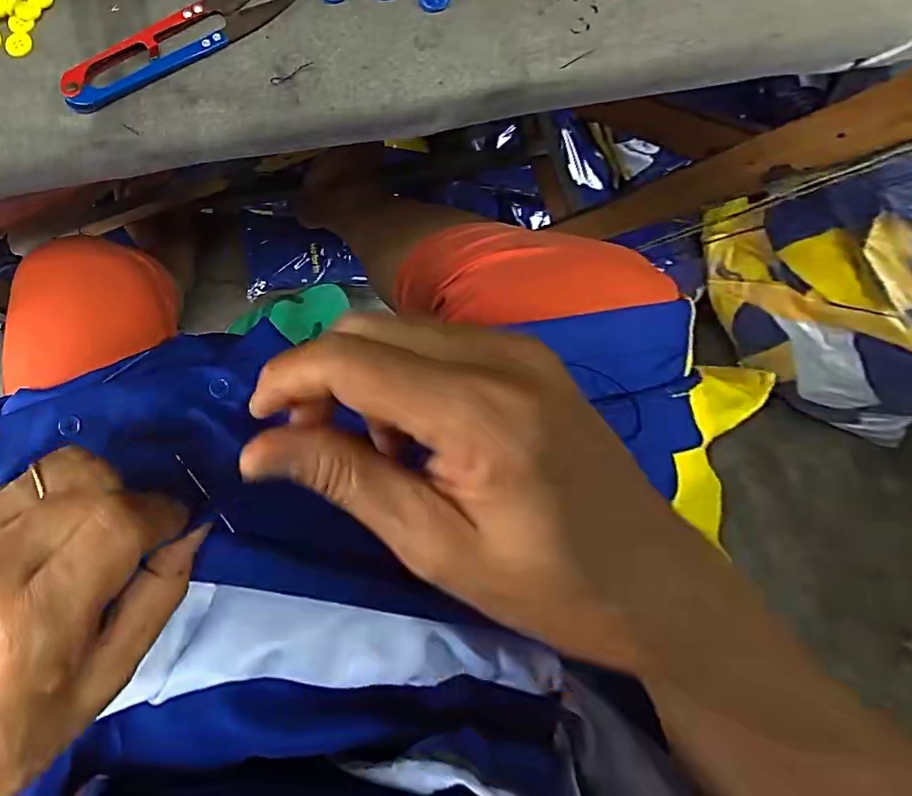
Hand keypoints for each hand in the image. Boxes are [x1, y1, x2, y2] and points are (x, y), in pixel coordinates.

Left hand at [0, 449, 208, 795]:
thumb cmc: (41, 709)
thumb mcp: (119, 666)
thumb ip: (163, 587)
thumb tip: (194, 524)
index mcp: (39, 613)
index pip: (117, 524)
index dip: (161, 514)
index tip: (176, 525)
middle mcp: (0, 560)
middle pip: (96, 485)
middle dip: (134, 500)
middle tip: (139, 533)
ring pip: (70, 465)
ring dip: (102, 486)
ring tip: (100, 525)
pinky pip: (41, 472)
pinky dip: (68, 488)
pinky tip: (64, 525)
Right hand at [242, 315, 911, 795]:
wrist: (656, 579)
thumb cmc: (547, 583)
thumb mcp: (434, 547)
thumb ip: (344, 479)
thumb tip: (255, 448)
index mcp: (478, 409)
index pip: (351, 358)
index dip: (287, 377)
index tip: (254, 420)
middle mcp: (498, 353)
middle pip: (367, 327)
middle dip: (317, 373)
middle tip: (306, 437)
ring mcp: (517, 344)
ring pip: (396, 328)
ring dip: (359, 373)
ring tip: (375, 448)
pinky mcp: (525, 349)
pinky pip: (432, 339)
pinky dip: (399, 372)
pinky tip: (416, 429)